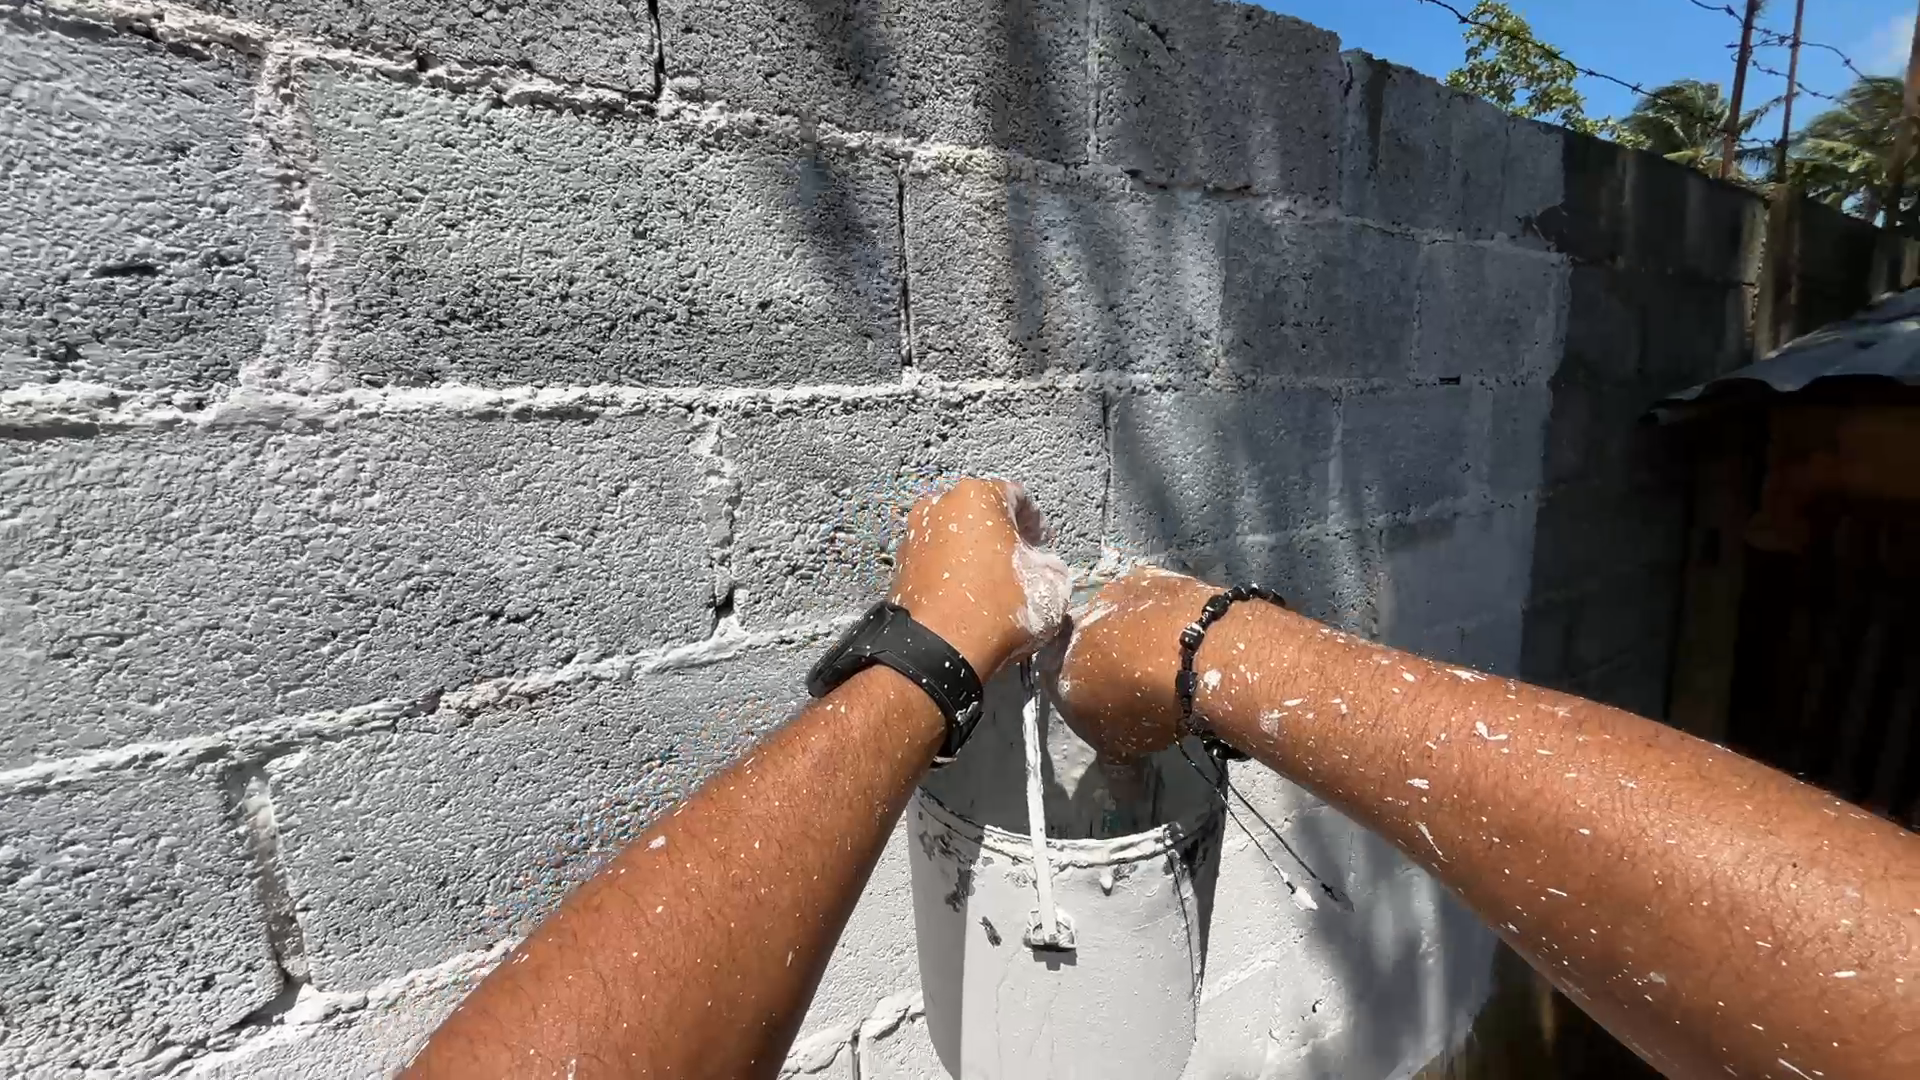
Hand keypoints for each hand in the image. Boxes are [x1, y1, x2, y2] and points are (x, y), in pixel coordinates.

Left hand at [889, 478, 1069, 678]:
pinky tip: (967, 596)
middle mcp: (939, 504)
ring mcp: (914, 533)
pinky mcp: (900, 565)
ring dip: (974, 553)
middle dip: (1002, 535)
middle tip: (1021, 563)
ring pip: (955, 536)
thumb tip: (1043, 567)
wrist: (938, 649)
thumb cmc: (997, 608)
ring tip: (993, 584)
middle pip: (981, 513)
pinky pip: (936, 560)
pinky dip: (952, 571)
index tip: (1044, 546)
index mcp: (977, 495)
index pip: (1017, 497)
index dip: (1036, 523)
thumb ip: (1051, 564)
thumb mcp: (1051, 585)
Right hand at [1044, 566, 1218, 759]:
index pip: (1053, 677)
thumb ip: (1116, 767)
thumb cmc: (1146, 707)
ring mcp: (1111, 595)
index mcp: (1056, 666)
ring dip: (1133, 634)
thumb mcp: (1125, 749)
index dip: (1079, 692)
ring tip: (1169, 662)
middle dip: (1103, 660)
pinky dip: (1162, 614)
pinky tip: (1185, 637)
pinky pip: (1149, 598)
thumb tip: (1124, 798)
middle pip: (1082, 643)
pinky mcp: (1148, 576)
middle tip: (1137, 685)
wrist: (1194, 654)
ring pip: (1115, 617)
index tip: (1104, 705)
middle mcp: (1074, 625)